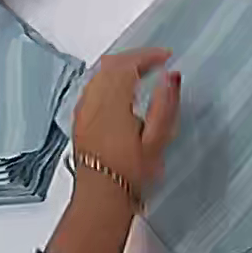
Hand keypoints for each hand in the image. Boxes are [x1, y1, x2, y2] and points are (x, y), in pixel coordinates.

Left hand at [72, 48, 181, 199]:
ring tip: (140, 71)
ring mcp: (84, 111)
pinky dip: (108, 79)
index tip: (165, 56)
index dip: (148, 56)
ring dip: (120, 66)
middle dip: (134, 57)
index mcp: (113, 102)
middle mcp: (93, 102)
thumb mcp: (157, 139)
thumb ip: (166, 104)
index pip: (128, 64)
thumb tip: (171, 77)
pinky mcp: (80, 121)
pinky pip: (92, 87)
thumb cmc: (130, 172)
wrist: (102, 196)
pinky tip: (119, 91)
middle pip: (110, 64)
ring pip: (99, 74)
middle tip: (154, 60)